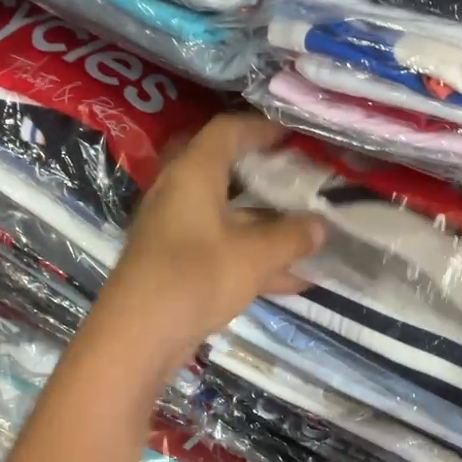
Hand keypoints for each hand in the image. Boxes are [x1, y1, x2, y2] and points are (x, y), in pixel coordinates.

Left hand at [91, 114, 323, 367]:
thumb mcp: (255, 256)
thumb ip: (291, 237)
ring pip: (227, 216)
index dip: (261, 128)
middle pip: (224, 172)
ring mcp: (175, 230)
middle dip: (262, 175)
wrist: (140, 334)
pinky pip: (222, 249)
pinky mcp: (177, 265)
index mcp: (193, 173)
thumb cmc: (197, 278)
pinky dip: (254, 258)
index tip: (293, 134)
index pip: (227, 131)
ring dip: (265, 226)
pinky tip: (292, 279)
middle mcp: (179, 193)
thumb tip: (321, 225)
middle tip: (296, 179)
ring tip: (308, 236)